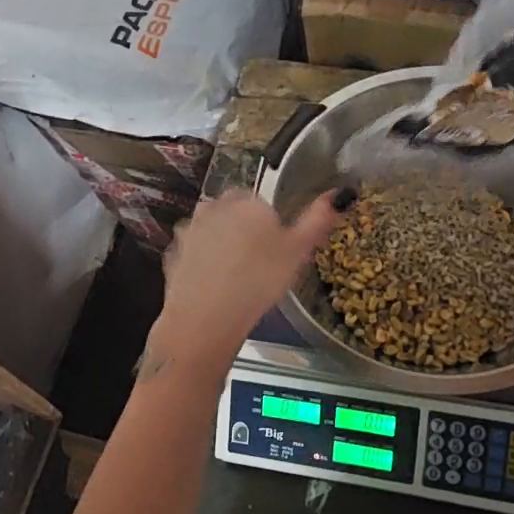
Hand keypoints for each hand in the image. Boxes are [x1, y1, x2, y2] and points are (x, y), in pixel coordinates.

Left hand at [144, 191, 339, 382]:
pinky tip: (215, 286)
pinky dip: (203, 264)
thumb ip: (318, 219)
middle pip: (236, 214)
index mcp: (247, 200)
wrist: (205, 318)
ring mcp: (189, 229)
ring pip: (213, 231)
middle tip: (260, 266)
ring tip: (237, 279)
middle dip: (245, 232)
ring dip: (223, 246)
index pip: (263, 204)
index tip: (276, 253)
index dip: (272, 228)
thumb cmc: (258, 281)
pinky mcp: (173, 253)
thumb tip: (341, 195)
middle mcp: (214, 206)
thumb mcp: (298, 251)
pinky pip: (194, 253)